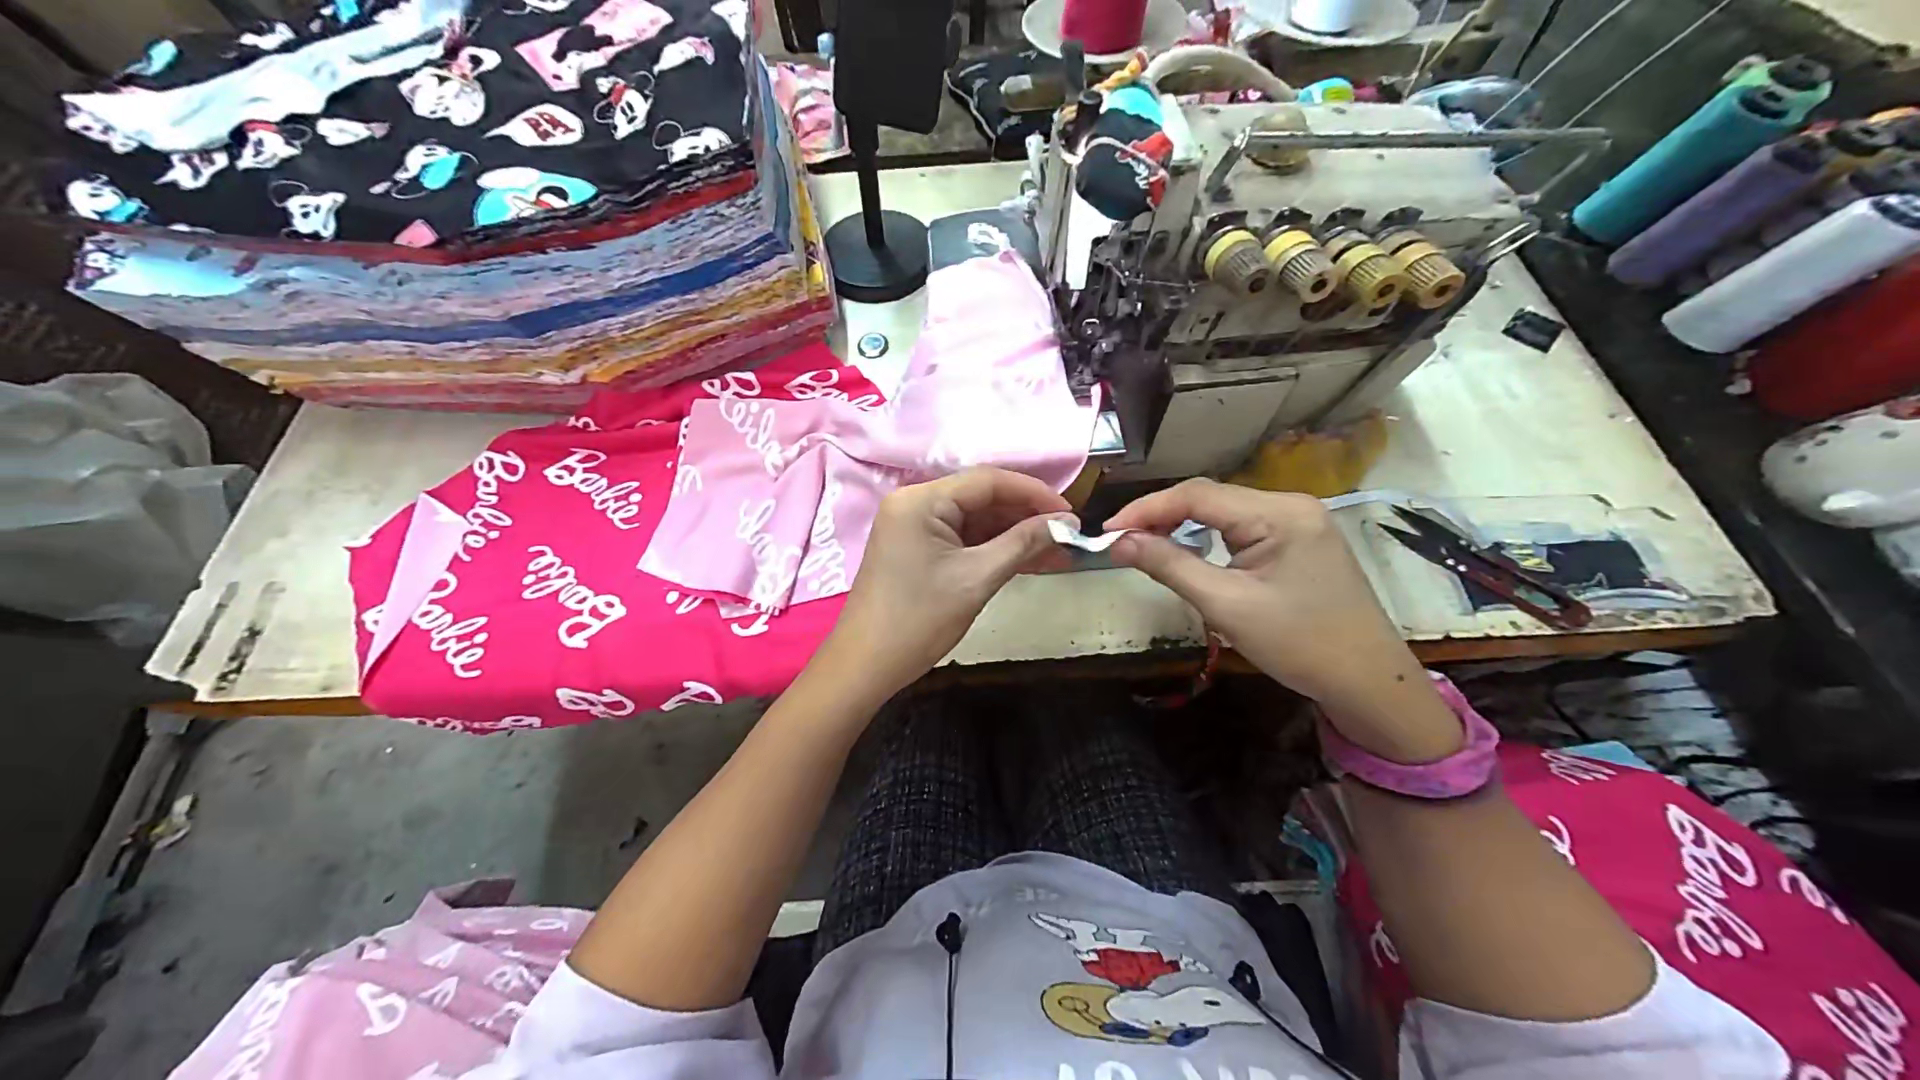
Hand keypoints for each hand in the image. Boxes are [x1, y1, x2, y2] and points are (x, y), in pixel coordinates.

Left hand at [816, 468, 1073, 702]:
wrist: (866, 665)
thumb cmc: (919, 620)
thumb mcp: (977, 578)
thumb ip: (1022, 543)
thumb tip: (1065, 524)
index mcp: (921, 500)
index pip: (988, 481)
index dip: (1034, 494)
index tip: (1072, 514)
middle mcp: (915, 503)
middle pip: (982, 498)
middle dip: (1027, 517)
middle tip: (1069, 536)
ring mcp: (914, 526)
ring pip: (976, 520)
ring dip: (1015, 535)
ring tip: (1059, 552)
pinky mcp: (918, 548)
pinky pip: (963, 539)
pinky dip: (994, 549)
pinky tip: (1030, 560)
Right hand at [1105, 479, 1462, 762]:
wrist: (1368, 682)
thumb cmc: (1299, 644)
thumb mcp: (1226, 605)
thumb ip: (1169, 565)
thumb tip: (1119, 542)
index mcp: (1279, 513)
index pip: (1197, 495)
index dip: (1146, 509)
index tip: (1107, 532)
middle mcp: (1291, 504)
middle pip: (1210, 498)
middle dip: (1161, 516)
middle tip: (1121, 542)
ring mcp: (1299, 521)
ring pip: (1224, 512)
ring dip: (1182, 525)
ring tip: (1145, 545)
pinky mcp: (1300, 540)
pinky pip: (1242, 528)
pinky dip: (1208, 537)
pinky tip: (1188, 550)